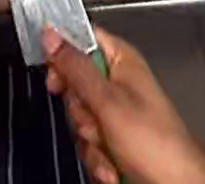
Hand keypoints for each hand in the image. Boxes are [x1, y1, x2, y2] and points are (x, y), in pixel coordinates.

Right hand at [45, 26, 204, 183]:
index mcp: (121, 59)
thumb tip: (50, 34)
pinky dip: (98, 160)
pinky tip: (114, 169)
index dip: (64, 55)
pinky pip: (90, 144)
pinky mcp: (116, 142)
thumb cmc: (154, 143)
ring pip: (81, 118)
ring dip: (91, 142)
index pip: (82, 39)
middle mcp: (119, 83)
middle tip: (95, 122)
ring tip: (112, 151)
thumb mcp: (108, 101)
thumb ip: (76, 67)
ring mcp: (118, 114)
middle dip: (81, 112)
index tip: (55, 77)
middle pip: (76, 84)